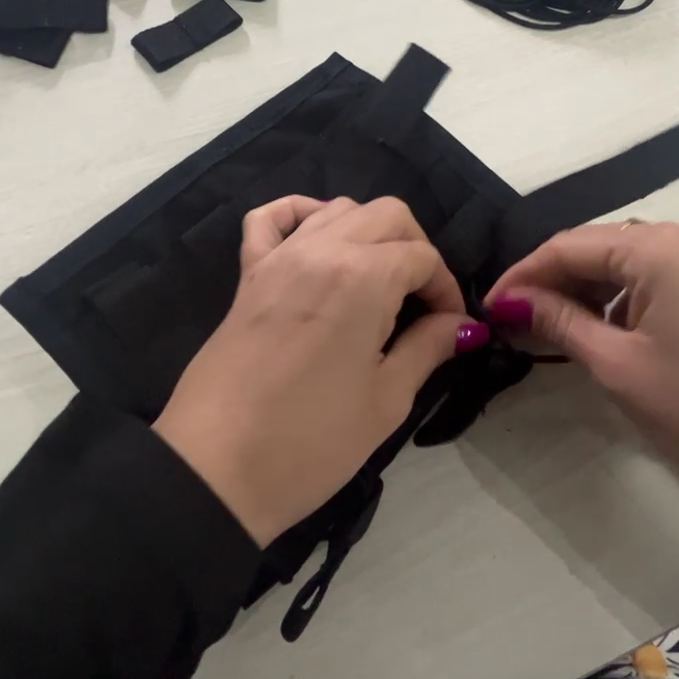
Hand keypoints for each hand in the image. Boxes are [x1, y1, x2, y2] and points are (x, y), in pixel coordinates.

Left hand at [153, 196, 478, 546]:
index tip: (451, 328)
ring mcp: (279, 256)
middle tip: (422, 302)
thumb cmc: (311, 442)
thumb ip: (428, 348)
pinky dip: (300, 214)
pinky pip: (271, 218)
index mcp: (363, 277)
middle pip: (387, 215)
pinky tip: (319, 239)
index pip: (422, 257)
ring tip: (378, 282)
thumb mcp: (386, 400)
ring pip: (338, 210)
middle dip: (417, 249)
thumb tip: (462, 326)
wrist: (216, 469)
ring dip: (370, 233)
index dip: (446, 290)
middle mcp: (322, 250)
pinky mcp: (248, 273)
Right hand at [486, 222, 678, 567]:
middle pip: (598, 247)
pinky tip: (600, 328)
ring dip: (585, 290)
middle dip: (552, 280)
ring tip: (549, 327)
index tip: (488, 307)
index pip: (569, 245)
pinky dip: (620, 298)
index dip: (523, 274)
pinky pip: (655, 276)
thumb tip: (510, 303)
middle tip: (513, 320)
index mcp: (660, 245)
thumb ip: (559, 321)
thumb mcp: (618, 365)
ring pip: (625, 261)